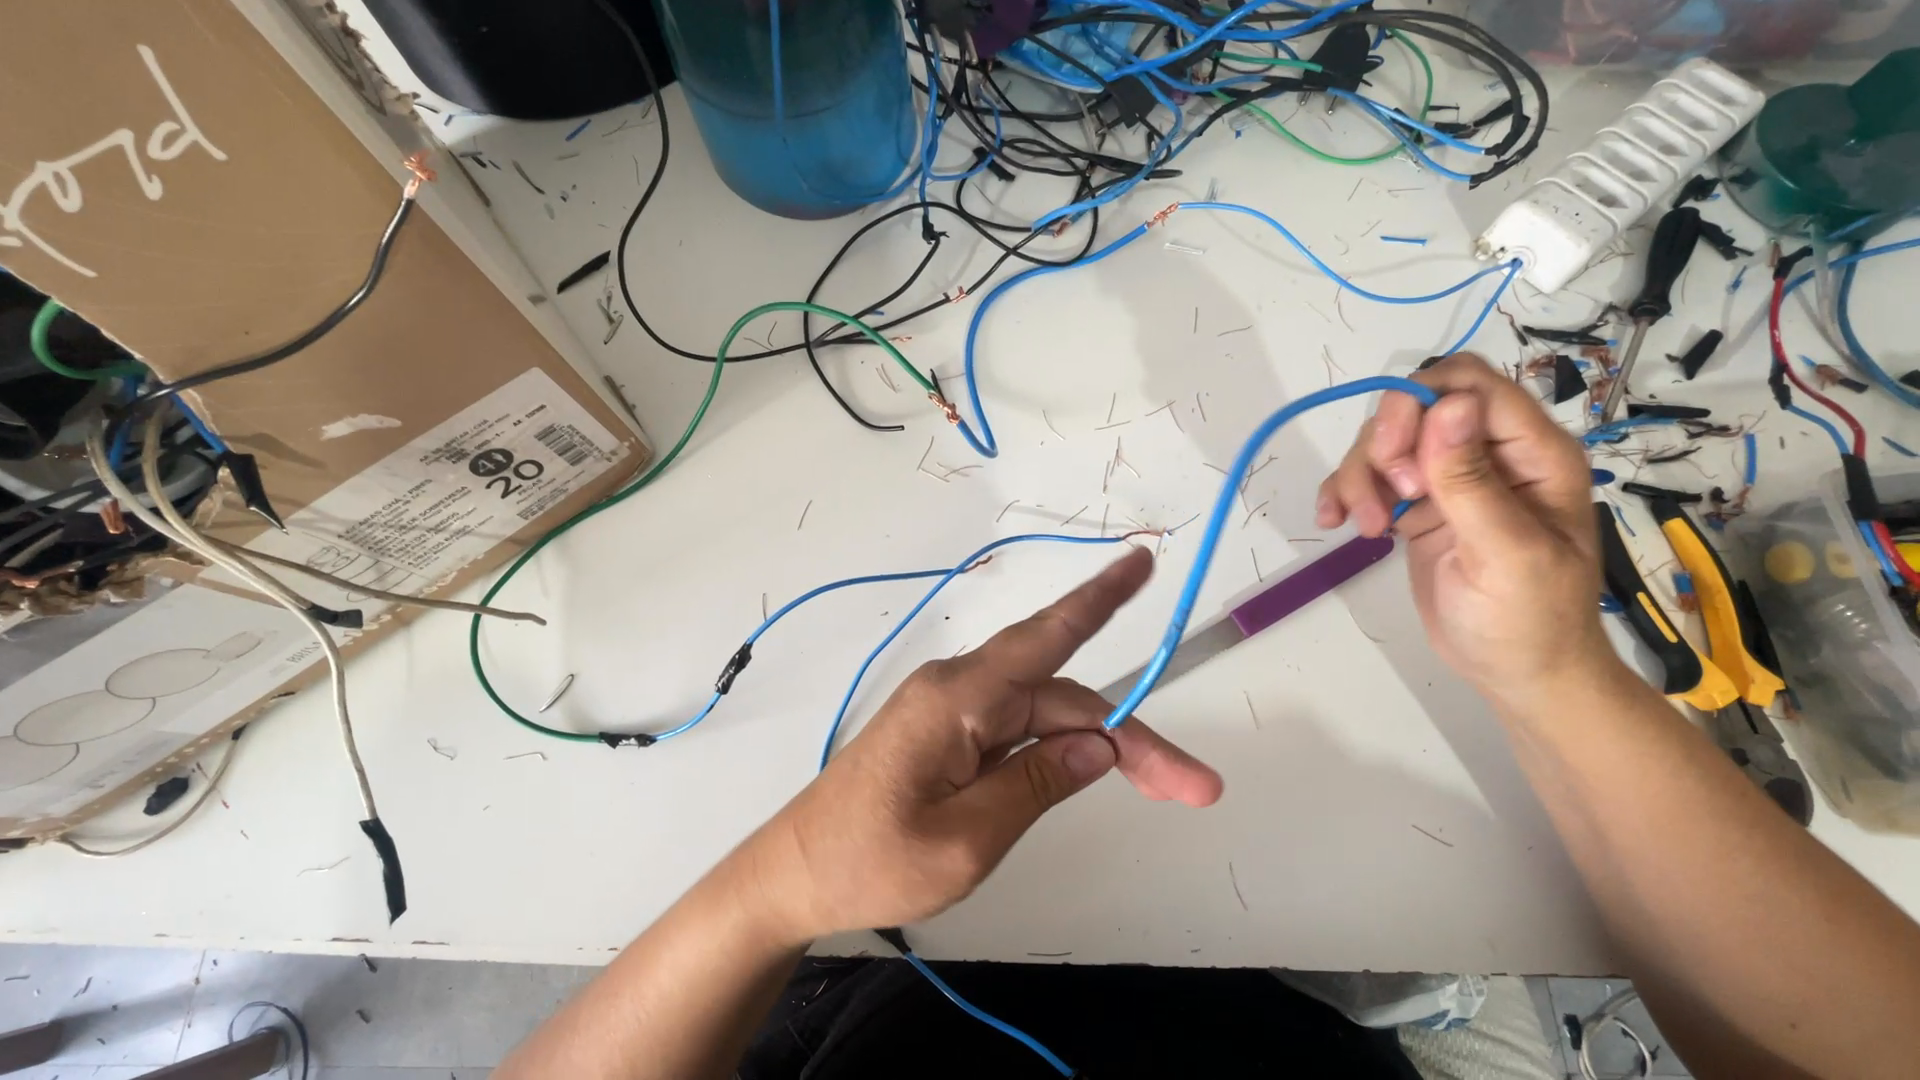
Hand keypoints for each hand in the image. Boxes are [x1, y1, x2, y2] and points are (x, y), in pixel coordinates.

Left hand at [734, 547, 1221, 943]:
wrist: (794, 875)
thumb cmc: (869, 861)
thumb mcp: (966, 840)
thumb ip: (1037, 785)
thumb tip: (1098, 747)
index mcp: (957, 699)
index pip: (1044, 639)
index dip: (1099, 600)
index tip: (1143, 563)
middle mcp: (958, 690)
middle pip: (1062, 699)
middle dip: (1129, 738)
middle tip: (1194, 788)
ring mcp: (952, 711)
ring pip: (1046, 718)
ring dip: (1100, 750)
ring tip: (1165, 790)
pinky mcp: (948, 735)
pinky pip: (1018, 734)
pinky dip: (1060, 754)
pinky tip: (1091, 776)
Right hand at [1315, 353, 1607, 704]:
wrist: (1514, 672)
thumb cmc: (1528, 618)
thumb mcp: (1505, 552)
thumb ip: (1472, 480)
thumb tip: (1447, 404)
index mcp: (1532, 453)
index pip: (1471, 386)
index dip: (1420, 404)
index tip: (1393, 457)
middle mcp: (1490, 455)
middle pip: (1417, 408)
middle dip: (1385, 446)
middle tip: (1383, 501)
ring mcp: (1450, 480)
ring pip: (1386, 442)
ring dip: (1360, 477)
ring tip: (1366, 528)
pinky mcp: (1418, 507)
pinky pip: (1370, 477)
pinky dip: (1346, 493)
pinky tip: (1338, 521)